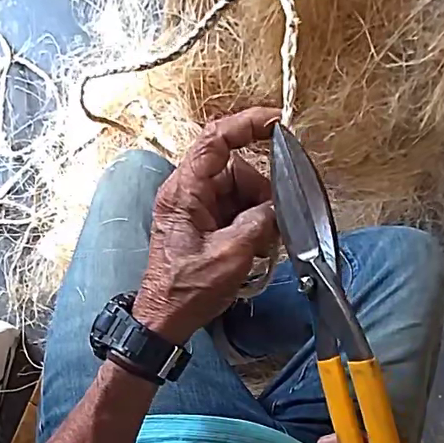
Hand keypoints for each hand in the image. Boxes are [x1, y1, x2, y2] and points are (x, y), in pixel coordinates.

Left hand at [131, 107, 282, 342]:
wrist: (165, 319)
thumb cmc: (186, 290)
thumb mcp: (231, 255)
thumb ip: (260, 222)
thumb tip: (278, 207)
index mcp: (184, 192)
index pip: (215, 139)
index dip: (247, 124)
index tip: (277, 123)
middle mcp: (185, 194)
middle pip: (234, 170)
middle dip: (259, 193)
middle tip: (271, 222)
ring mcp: (192, 210)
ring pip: (237, 193)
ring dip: (256, 214)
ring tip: (258, 245)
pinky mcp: (199, 226)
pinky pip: (232, 212)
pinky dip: (248, 225)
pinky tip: (252, 249)